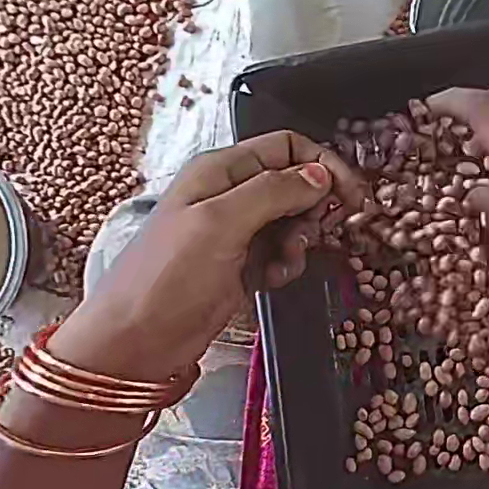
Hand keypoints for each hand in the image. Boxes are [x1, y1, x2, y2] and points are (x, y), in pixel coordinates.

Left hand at [51, 131, 367, 378]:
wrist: (138, 341)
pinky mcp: (245, 262)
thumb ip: (274, 192)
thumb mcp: (221, 223)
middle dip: (314, 209)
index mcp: (222, 170)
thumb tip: (322, 174)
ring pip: (295, 221)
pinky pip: (284, 252)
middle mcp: (233, 194)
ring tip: (282, 263)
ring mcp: (239, 230)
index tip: (351, 196)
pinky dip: (287, 265)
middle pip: (296, 184)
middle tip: (314, 234)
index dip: (323, 165)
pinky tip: (270, 280)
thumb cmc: (169, 276)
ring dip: (300, 242)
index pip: (288, 147)